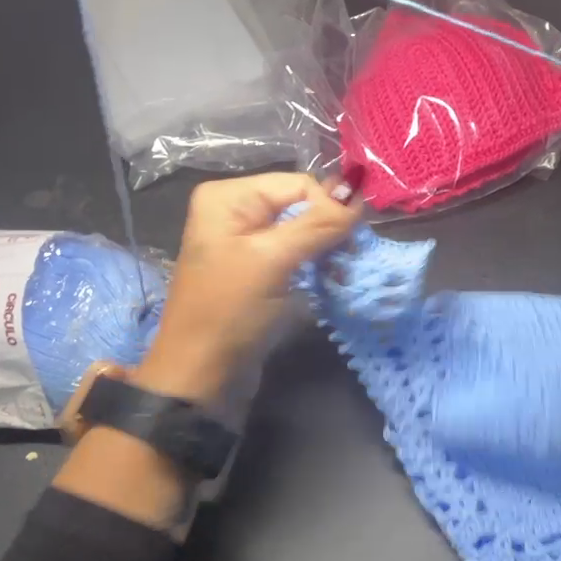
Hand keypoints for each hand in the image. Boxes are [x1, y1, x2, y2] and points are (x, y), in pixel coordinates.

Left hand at [133, 173, 358, 402]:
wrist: (203, 376)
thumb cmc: (231, 312)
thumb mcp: (273, 261)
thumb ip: (317, 224)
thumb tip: (358, 187)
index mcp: (229, 198)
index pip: (299, 185)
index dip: (330, 209)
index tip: (353, 244)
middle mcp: (236, 214)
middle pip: (302, 208)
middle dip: (331, 232)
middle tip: (351, 262)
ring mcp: (247, 248)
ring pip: (304, 236)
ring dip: (329, 254)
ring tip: (343, 277)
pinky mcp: (259, 278)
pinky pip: (297, 261)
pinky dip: (317, 271)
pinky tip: (331, 286)